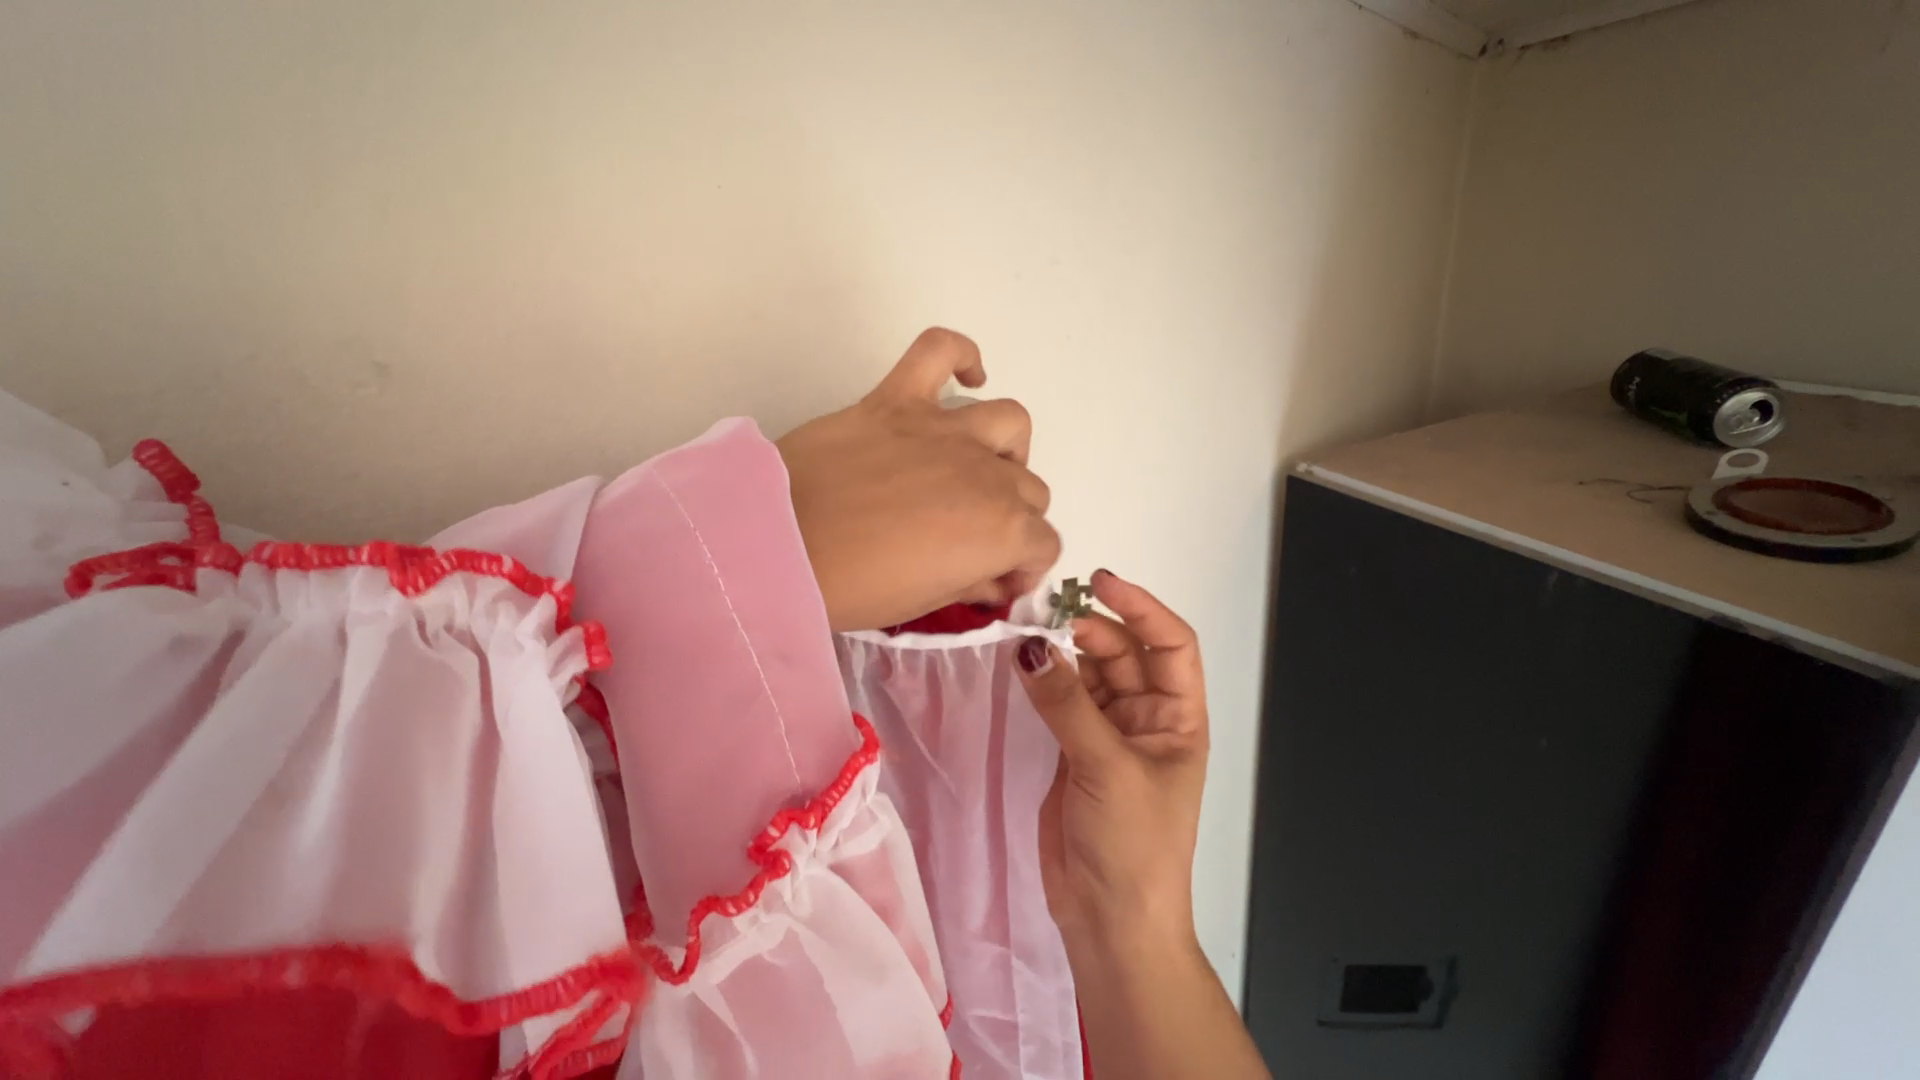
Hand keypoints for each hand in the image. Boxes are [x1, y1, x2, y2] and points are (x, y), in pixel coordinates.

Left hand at [777, 328, 1060, 631]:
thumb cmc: (850, 588)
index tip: (995, 582)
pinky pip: (940, 350)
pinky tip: (967, 376)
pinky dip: (961, 355)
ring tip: (977, 470)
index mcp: (999, 530)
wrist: (774, 545)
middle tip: (974, 541)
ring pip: (1010, 423)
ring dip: (1006, 451)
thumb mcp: (922, 602)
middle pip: (1030, 490)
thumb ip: (971, 580)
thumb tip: (994, 576)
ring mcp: (942, 429)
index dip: (1024, 568)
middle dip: (1015, 521)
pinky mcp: (897, 398)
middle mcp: (986, 472)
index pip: (1044, 544)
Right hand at [1016, 569, 1207, 946]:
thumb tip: (1028, 646)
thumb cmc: (1133, 843)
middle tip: (1046, 616)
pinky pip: (1061, 703)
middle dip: (1091, 628)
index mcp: (1179, 717)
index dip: (1142, 608)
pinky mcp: (1074, 753)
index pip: (1171, 644)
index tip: (1100, 582)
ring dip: (1062, 652)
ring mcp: (1108, 735)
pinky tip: (1022, 666)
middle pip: (1123, 653)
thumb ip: (1066, 703)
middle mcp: (1147, 719)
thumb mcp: (1106, 766)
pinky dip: (1043, 682)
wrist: (1110, 920)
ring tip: (1027, 634)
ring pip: (1088, 674)